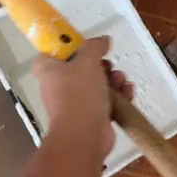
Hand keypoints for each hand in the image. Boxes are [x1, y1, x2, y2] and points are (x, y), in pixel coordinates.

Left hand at [33, 37, 129, 161]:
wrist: (84, 136)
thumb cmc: (79, 94)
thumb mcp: (87, 62)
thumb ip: (95, 46)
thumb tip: (103, 40)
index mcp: (48, 70)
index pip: (52, 52)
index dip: (68, 47)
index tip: (86, 45)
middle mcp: (58, 86)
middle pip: (81, 66)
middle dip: (102, 64)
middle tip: (108, 65)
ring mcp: (75, 102)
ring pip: (97, 83)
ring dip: (113, 79)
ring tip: (121, 81)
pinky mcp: (91, 115)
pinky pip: (106, 99)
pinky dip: (118, 95)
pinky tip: (128, 93)